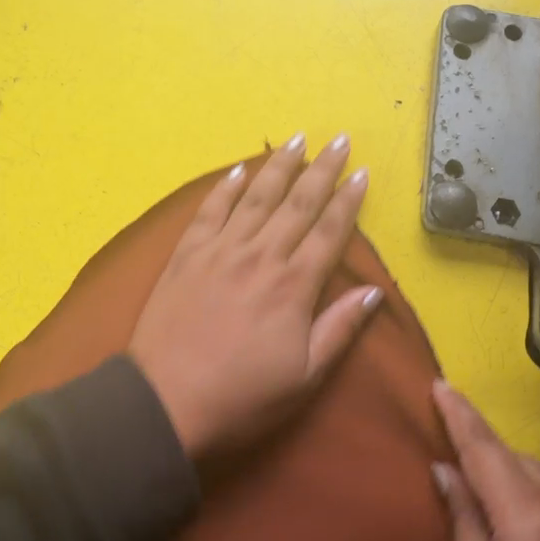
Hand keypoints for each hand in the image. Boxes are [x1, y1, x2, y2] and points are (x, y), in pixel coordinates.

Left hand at [129, 133, 381, 459]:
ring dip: (279, 165)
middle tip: (340, 139)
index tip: (363, 173)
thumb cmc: (241, 397)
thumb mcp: (304, 378)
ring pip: (256, 197)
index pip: (329, 232)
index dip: (348, 201)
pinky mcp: (187, 254)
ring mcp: (220, 250)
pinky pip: (210, 210)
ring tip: (297, 139)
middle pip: (298, 203)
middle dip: (322, 169)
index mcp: (294, 286)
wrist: (164, 401)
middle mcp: (261, 256)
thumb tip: (374, 291)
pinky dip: (225, 188)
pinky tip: (238, 170)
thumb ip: (340, 329)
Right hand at [432, 382, 539, 540]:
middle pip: (520, 462)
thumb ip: (464, 529)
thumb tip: (445, 470)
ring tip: (508, 530)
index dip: (459, 413)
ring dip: (525, 490)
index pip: (483, 447)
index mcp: (528, 514)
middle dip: (491, 461)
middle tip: (465, 481)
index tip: (440, 382)